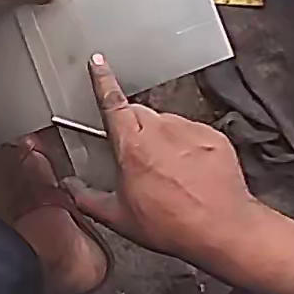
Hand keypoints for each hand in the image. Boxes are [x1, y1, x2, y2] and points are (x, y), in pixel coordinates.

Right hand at [63, 54, 270, 269]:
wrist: (222, 229)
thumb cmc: (173, 225)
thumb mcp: (119, 218)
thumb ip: (87, 198)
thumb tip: (71, 189)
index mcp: (132, 145)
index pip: (113, 102)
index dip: (103, 80)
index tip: (98, 64)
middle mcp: (161, 131)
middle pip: (138, 113)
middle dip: (131, 126)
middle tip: (132, 155)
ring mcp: (190, 131)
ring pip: (165, 122)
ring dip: (158, 139)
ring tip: (164, 172)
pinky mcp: (213, 137)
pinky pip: (190, 132)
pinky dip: (184, 146)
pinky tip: (186, 172)